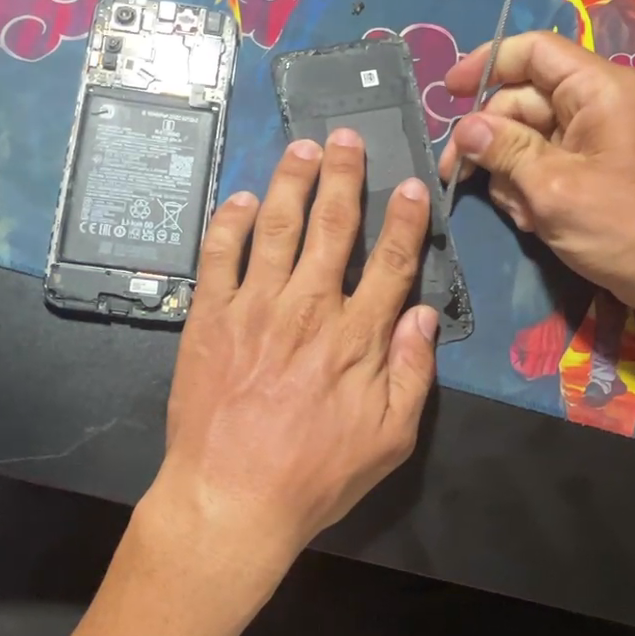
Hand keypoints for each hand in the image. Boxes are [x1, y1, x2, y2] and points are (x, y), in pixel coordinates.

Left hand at [152, 130, 439, 583]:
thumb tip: (425, 317)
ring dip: (291, 182)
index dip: (405, 220)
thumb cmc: (316, 475)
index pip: (391, 262)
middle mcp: (308, 308)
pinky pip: (219, 256)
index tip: (410, 186)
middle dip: (344, 176)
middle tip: (347, 138)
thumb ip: (412, 374)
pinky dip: (229, 223)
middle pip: (333, 226)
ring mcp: (254, 307)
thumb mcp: (390, 439)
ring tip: (302, 148)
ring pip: (276, 227)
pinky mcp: (209, 317)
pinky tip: (239, 199)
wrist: (231, 497)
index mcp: (357, 336)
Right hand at [438, 31, 634, 324]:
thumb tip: (464, 127)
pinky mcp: (597, 164)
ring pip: (530, 134)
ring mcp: (600, 134)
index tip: (448, 93)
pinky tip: (534, 219)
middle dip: (491, 137)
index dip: (487, 64)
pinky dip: (531, 185)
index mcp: (602, 89)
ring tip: (521, 213)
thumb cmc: (622, 230)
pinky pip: (548, 159)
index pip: (535, 51)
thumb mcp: (553, 190)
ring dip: (511, 172)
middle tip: (457, 176)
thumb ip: (505, 150)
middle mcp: (602, 101)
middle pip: (525, 98)